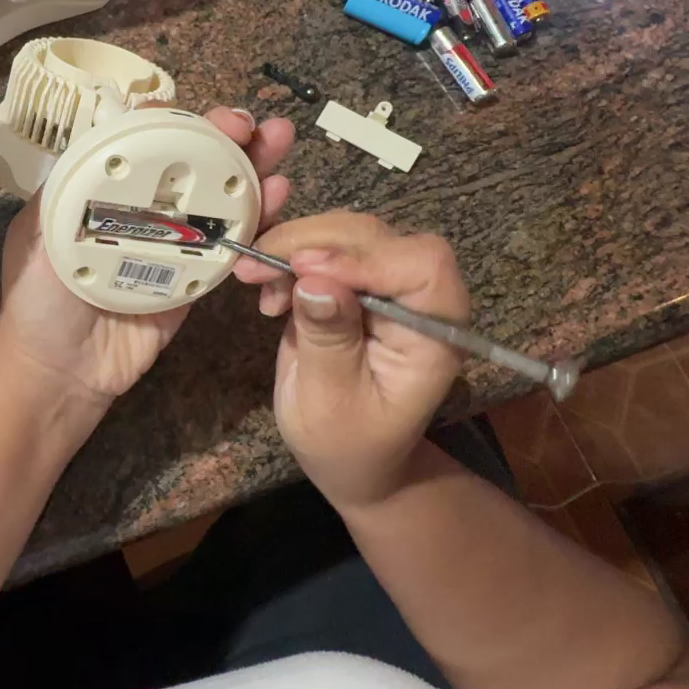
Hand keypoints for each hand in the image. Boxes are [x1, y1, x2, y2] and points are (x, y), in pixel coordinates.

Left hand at [0, 108, 294, 403]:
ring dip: (251, 168)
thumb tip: (104, 141)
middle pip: (189, 163)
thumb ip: (71, 192)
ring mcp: (172, 243)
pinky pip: (229, 245)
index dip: (176, 123)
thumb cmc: (38, 304)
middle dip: (226, 137)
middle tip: (256, 128)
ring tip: (278, 148)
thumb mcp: (40, 238)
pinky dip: (256, 221)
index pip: (143, 141)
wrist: (61, 375)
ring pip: (216, 197)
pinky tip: (276, 199)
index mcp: (100, 190)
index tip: (204, 118)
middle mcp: (140, 210)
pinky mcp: (195, 278)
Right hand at [231, 211, 470, 511]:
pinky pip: (323, 245)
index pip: (420, 267)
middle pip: (375, 237)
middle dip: (310, 243)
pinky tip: (267, 286)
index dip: (363, 258)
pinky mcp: (353, 280)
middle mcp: (418, 298)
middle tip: (253, 268)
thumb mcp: (330, 401)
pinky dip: (287, 255)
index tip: (302, 270)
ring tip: (253, 278)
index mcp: (434, 332)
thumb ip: (328, 339)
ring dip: (291, 245)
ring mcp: (386, 284)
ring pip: (344, 232)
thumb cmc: (347, 442)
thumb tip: (313, 280)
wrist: (350, 455)